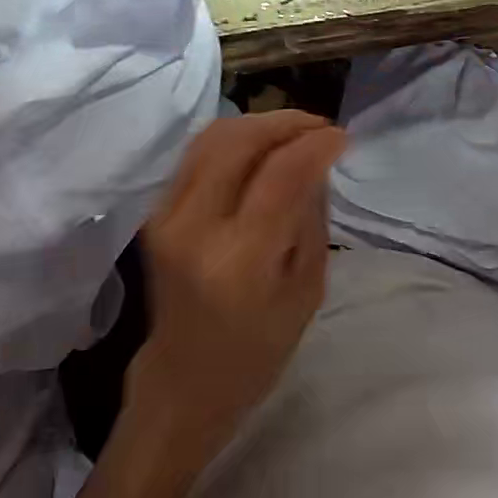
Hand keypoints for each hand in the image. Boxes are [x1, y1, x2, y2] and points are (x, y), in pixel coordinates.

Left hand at [126, 110, 346, 469]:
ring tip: (295, 129)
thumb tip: (315, 160)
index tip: (342, 137)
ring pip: (212, 137)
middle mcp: (194, 228)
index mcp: (238, 262)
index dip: (314, 145)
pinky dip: (234, 137)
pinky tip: (262, 144)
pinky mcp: (155, 209)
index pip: (279, 176)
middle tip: (320, 126)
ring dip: (259, 123)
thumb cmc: (258, 347)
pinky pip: (196, 152)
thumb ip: (310, 217)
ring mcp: (166, 215)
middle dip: (286, 122)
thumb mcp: (307, 290)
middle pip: (239, 142)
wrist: (185, 375)